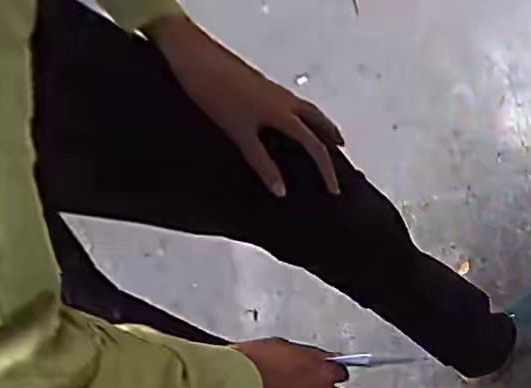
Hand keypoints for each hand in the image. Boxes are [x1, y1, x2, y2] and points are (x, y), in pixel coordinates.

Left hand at [148, 14, 345, 197]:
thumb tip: (281, 190)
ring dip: (317, 122)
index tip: (333, 190)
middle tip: (341, 148)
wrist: (190, 53)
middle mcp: (282, 99)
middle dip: (330, 135)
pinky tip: (290, 121)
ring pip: (305, 107)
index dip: (326, 170)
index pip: (314, 146)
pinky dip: (300, 114)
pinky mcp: (259, 83)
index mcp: (282, 113)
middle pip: (317, 119)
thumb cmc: (215, 92)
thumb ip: (262, 164)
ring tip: (322, 133)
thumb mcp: (240, 134)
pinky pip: (291, 102)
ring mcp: (271, 88)